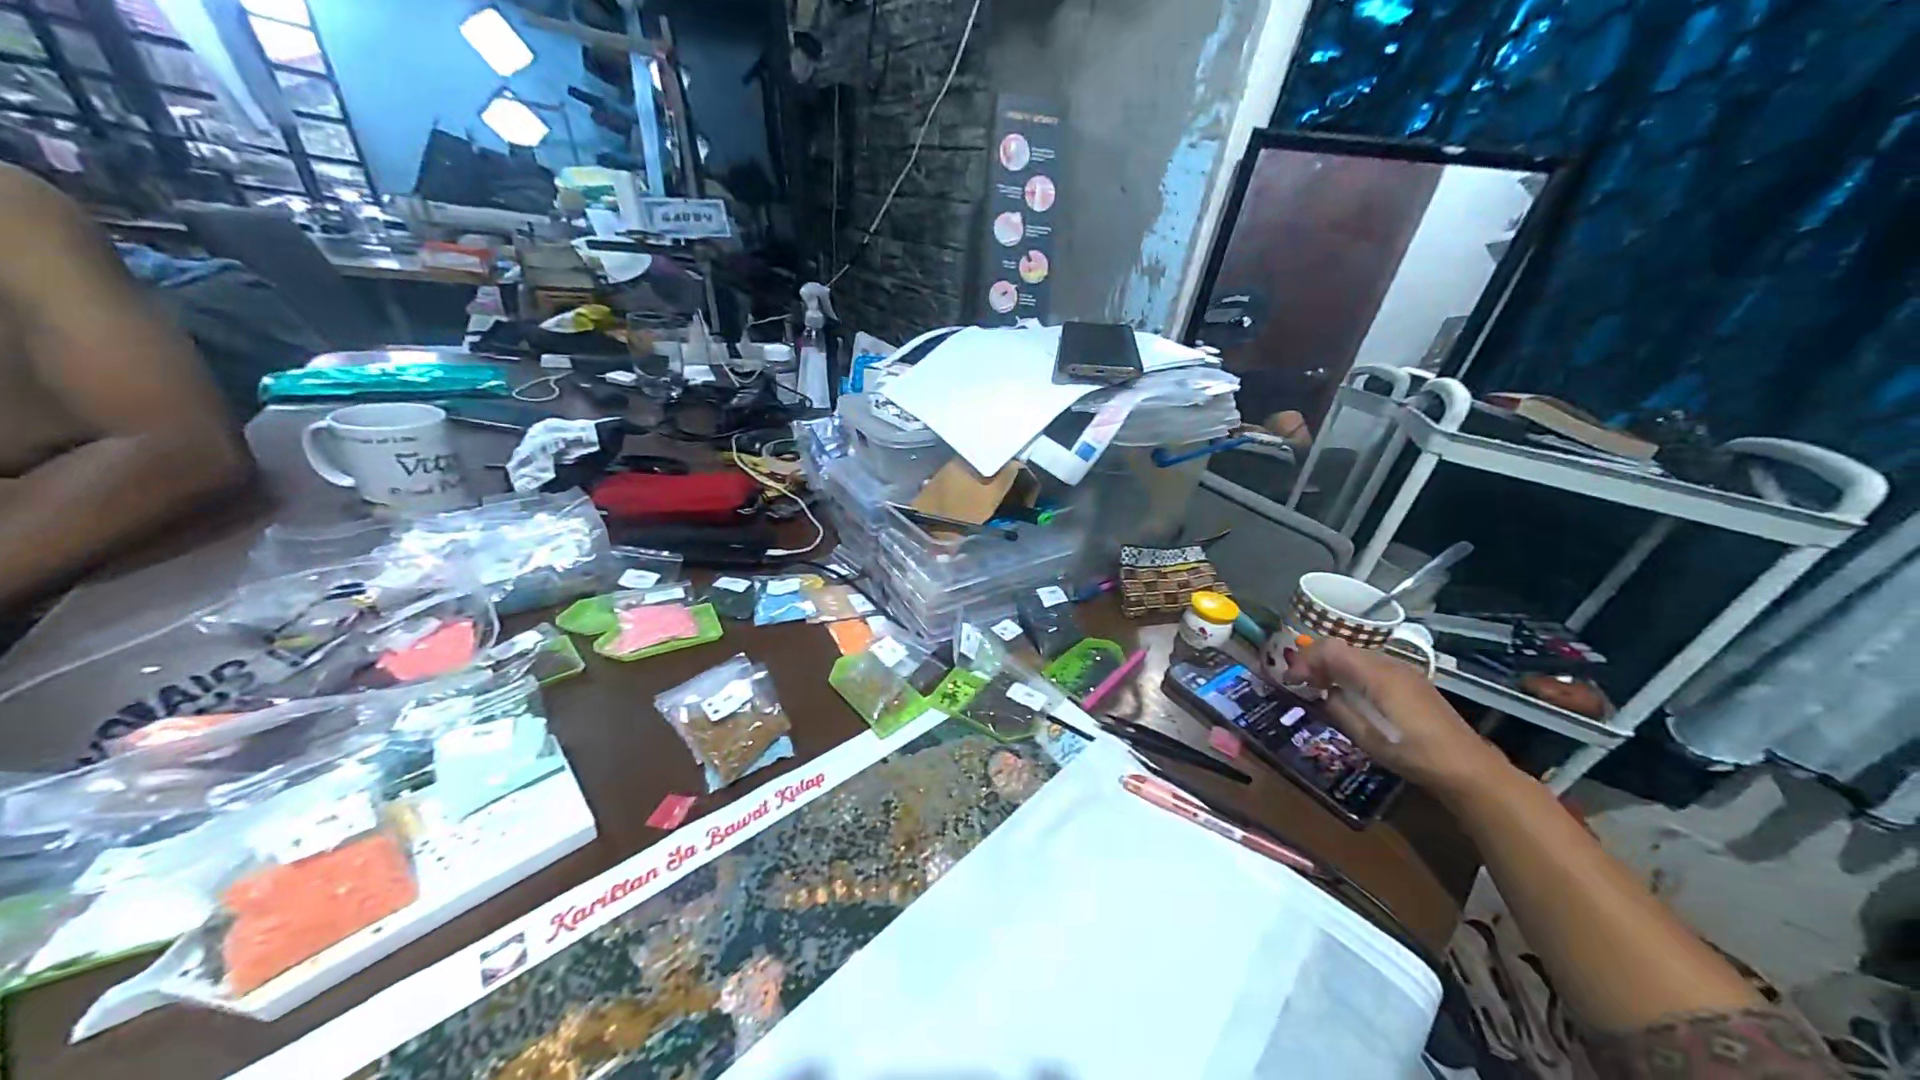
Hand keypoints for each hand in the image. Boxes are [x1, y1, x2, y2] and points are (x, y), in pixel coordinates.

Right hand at [1284, 638, 1509, 796]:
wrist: (1467, 767)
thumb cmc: (1413, 754)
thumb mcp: (1366, 737)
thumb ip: (1340, 708)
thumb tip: (1326, 693)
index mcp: (1376, 675)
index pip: (1330, 649)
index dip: (1305, 659)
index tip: (1291, 680)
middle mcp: (1390, 664)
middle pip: (1342, 648)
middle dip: (1316, 662)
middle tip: (1300, 684)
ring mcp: (1404, 671)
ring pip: (1357, 656)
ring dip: (1333, 666)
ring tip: (1320, 688)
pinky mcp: (1412, 681)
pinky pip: (1372, 666)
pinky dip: (1352, 672)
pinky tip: (1350, 693)